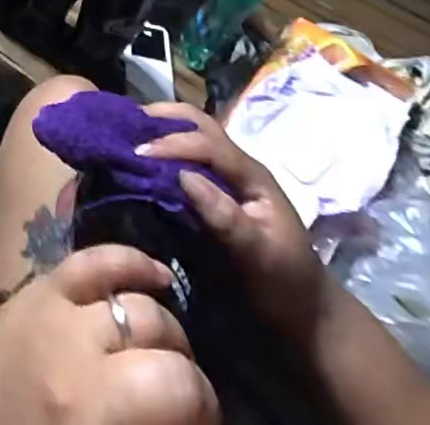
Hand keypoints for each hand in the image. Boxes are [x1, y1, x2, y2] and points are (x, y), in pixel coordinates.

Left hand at [0, 245, 217, 424]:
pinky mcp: (44, 283)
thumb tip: (193, 412)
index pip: (177, 387)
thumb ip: (147, 424)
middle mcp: (76, 352)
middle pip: (162, 339)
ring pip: (137, 301)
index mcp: (89, 407)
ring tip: (169, 348)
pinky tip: (159, 277)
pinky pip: (96, 259)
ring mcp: (58, 308)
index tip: (204, 417)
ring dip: (166, 325)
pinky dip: (132, 262)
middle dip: (187, 366)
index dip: (204, 404)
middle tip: (186, 390)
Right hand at [135, 103, 328, 333]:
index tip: (137, 152)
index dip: (172, 142)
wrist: (304, 313)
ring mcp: (226, 174)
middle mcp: (237, 165)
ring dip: (159, 128)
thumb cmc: (283, 284)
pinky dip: (160, 148)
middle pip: (199, 122)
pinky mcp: (214, 188)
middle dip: (162, 117)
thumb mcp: (260, 256)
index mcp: (251, 174)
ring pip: (191, 132)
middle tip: (124, 123)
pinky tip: (138, 157)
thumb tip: (184, 176)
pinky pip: (184, 155)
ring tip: (125, 133)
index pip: (208, 143)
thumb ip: (226, 217)